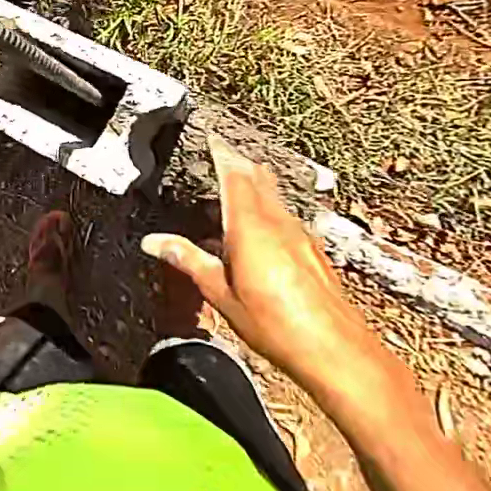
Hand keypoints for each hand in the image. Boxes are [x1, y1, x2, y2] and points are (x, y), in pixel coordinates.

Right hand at [141, 137, 390, 401]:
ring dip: (255, 183)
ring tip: (237, 180)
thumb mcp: (219, 292)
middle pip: (258, 180)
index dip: (222, 154)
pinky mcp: (312, 253)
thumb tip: (154, 242)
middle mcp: (279, 224)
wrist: (336, 352)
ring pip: (274, 197)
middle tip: (222, 153)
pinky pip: (284, 217)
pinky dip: (267, 208)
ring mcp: (299, 237)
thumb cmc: (275, 324)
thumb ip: (188, 259)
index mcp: (250, 227)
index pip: (234, 176)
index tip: (211, 138)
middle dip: (239, 163)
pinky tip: (258, 227)